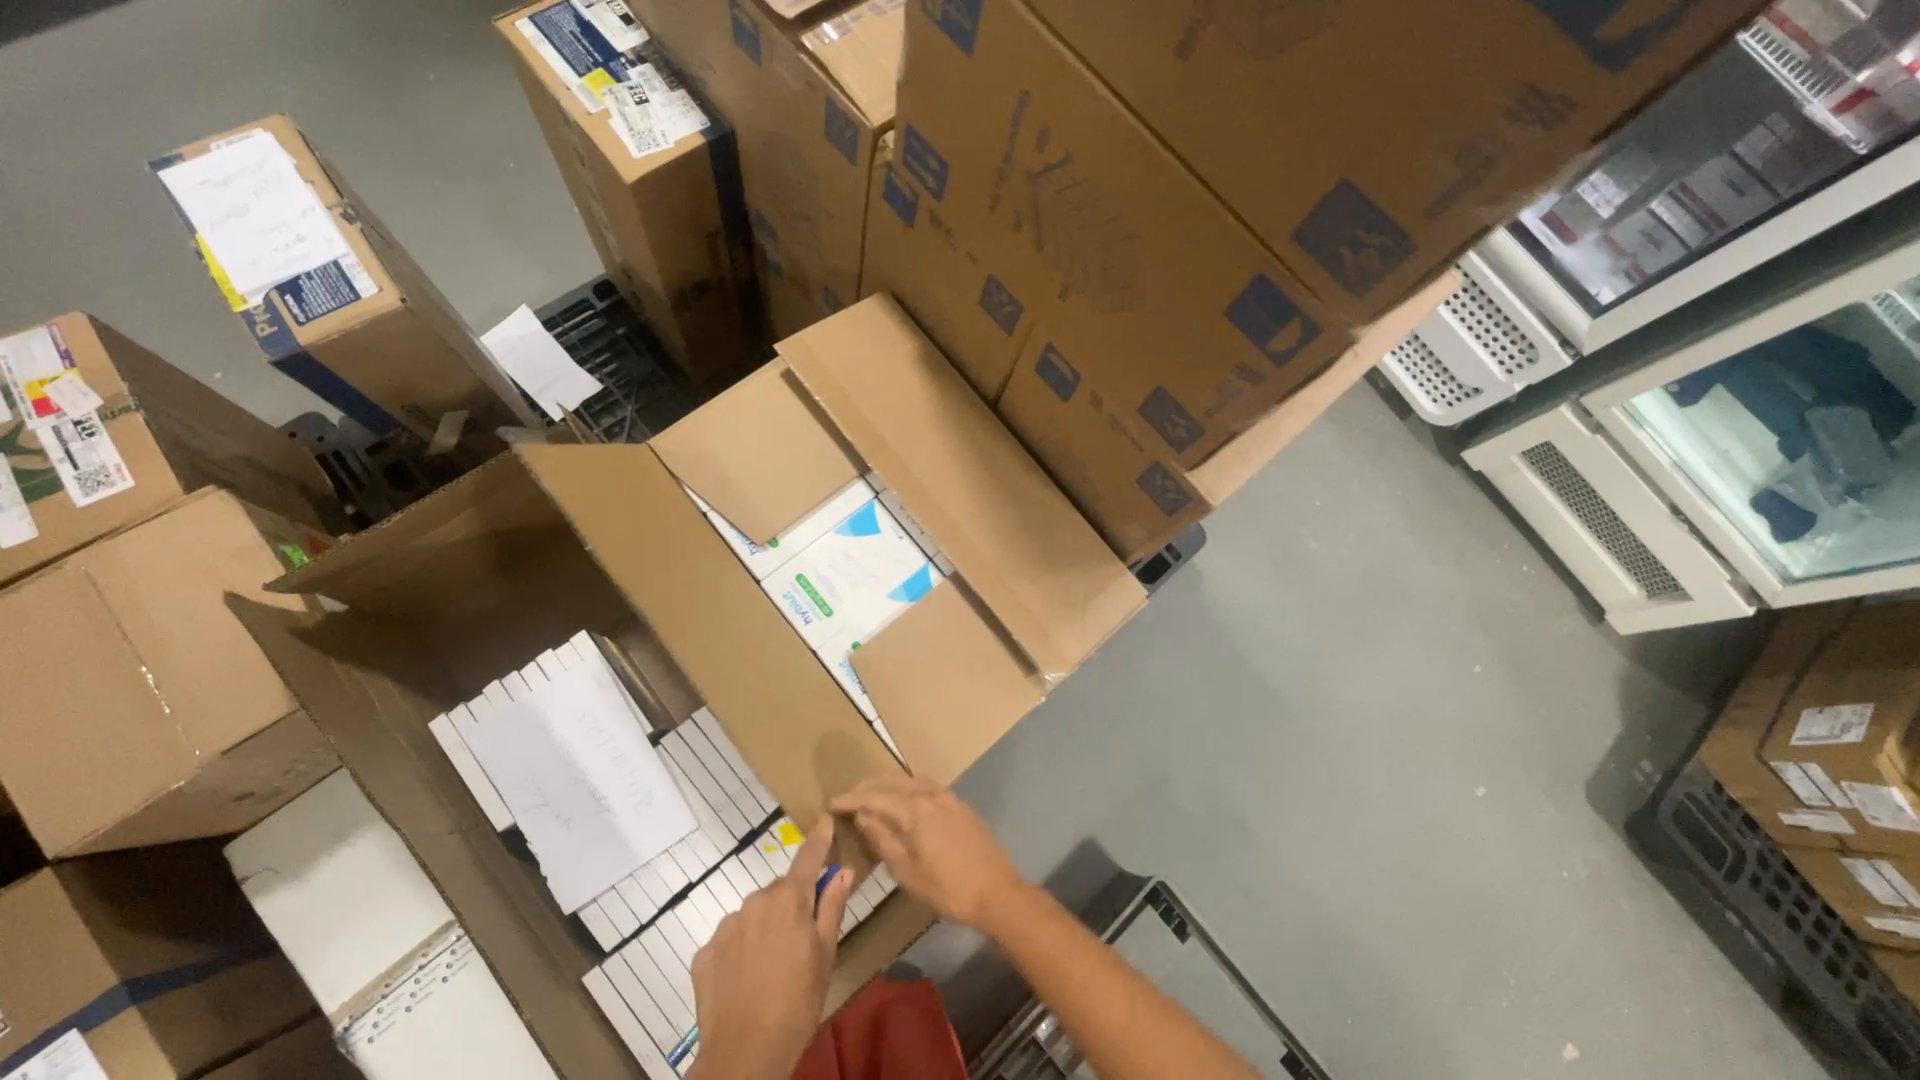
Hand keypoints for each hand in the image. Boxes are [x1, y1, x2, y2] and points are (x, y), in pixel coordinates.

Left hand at [687, 816, 853, 1079]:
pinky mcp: (705, 951)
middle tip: (802, 941)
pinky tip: (747, 979)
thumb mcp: (826, 953)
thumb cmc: (799, 1000)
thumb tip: (843, 870)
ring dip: (765, 929)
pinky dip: (741, 951)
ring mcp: (726, 926)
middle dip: (792, 906)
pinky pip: (731, 940)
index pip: (808, 858)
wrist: (746, 1050)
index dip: (820, 840)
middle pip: (780, 892)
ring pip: (753, 916)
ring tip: (773, 968)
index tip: (825, 820)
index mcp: (789, 899)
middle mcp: (754, 901)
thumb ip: (832, 906)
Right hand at [830, 777, 1027, 931]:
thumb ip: (883, 839)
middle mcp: (933, 796)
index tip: (833, 803)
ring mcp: (951, 798)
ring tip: (873, 796)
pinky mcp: (962, 807)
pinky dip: (910, 788)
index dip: (853, 799)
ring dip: (890, 785)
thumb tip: (864, 816)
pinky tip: (905, 801)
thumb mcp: (907, 871)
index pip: (876, 797)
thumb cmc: (948, 889)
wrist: (997, 893)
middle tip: (850, 798)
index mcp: (917, 810)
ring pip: (913, 781)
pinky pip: (928, 787)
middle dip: (869, 788)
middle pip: (895, 782)